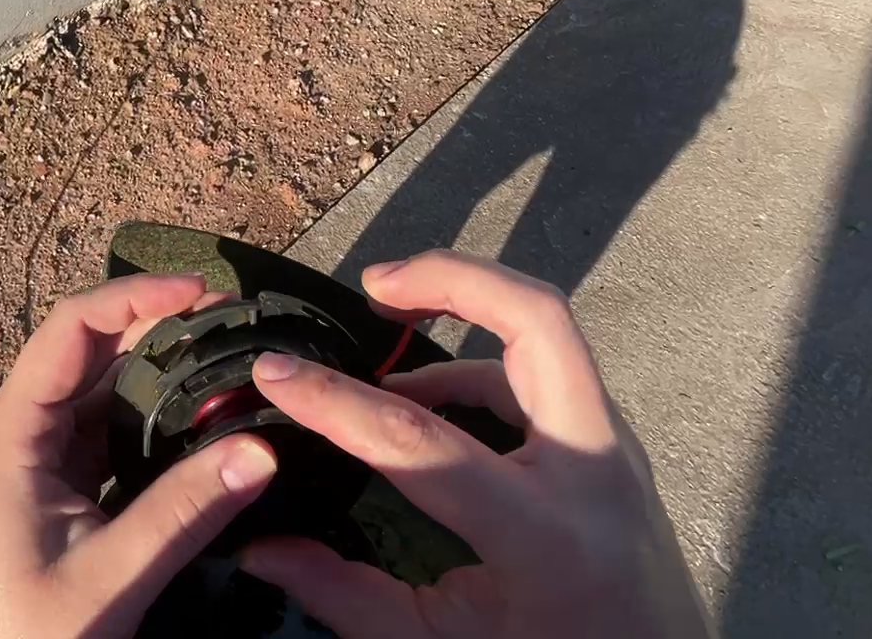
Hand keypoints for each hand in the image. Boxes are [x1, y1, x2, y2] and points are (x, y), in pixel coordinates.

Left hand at [0, 274, 278, 638]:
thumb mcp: (108, 579)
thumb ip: (184, 513)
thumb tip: (261, 449)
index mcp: (12, 429)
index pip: (71, 328)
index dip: (134, 296)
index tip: (196, 288)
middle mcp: (19, 423)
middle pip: (90, 347)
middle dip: (157, 323)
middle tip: (226, 318)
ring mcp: (35, 449)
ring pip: (100, 384)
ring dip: (158, 366)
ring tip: (220, 353)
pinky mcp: (53, 476)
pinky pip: (104, 423)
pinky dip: (149, 410)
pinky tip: (193, 410)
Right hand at [240, 251, 710, 638]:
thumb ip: (344, 595)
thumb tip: (259, 549)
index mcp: (546, 537)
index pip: (421, 443)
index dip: (335, 400)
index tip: (275, 371)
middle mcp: (593, 470)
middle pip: (537, 320)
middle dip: (449, 277)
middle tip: (373, 283)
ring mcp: (612, 444)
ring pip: (545, 325)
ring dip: (462, 299)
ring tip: (386, 316)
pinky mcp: (608, 438)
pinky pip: (537, 367)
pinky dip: (471, 358)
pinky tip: (423, 388)